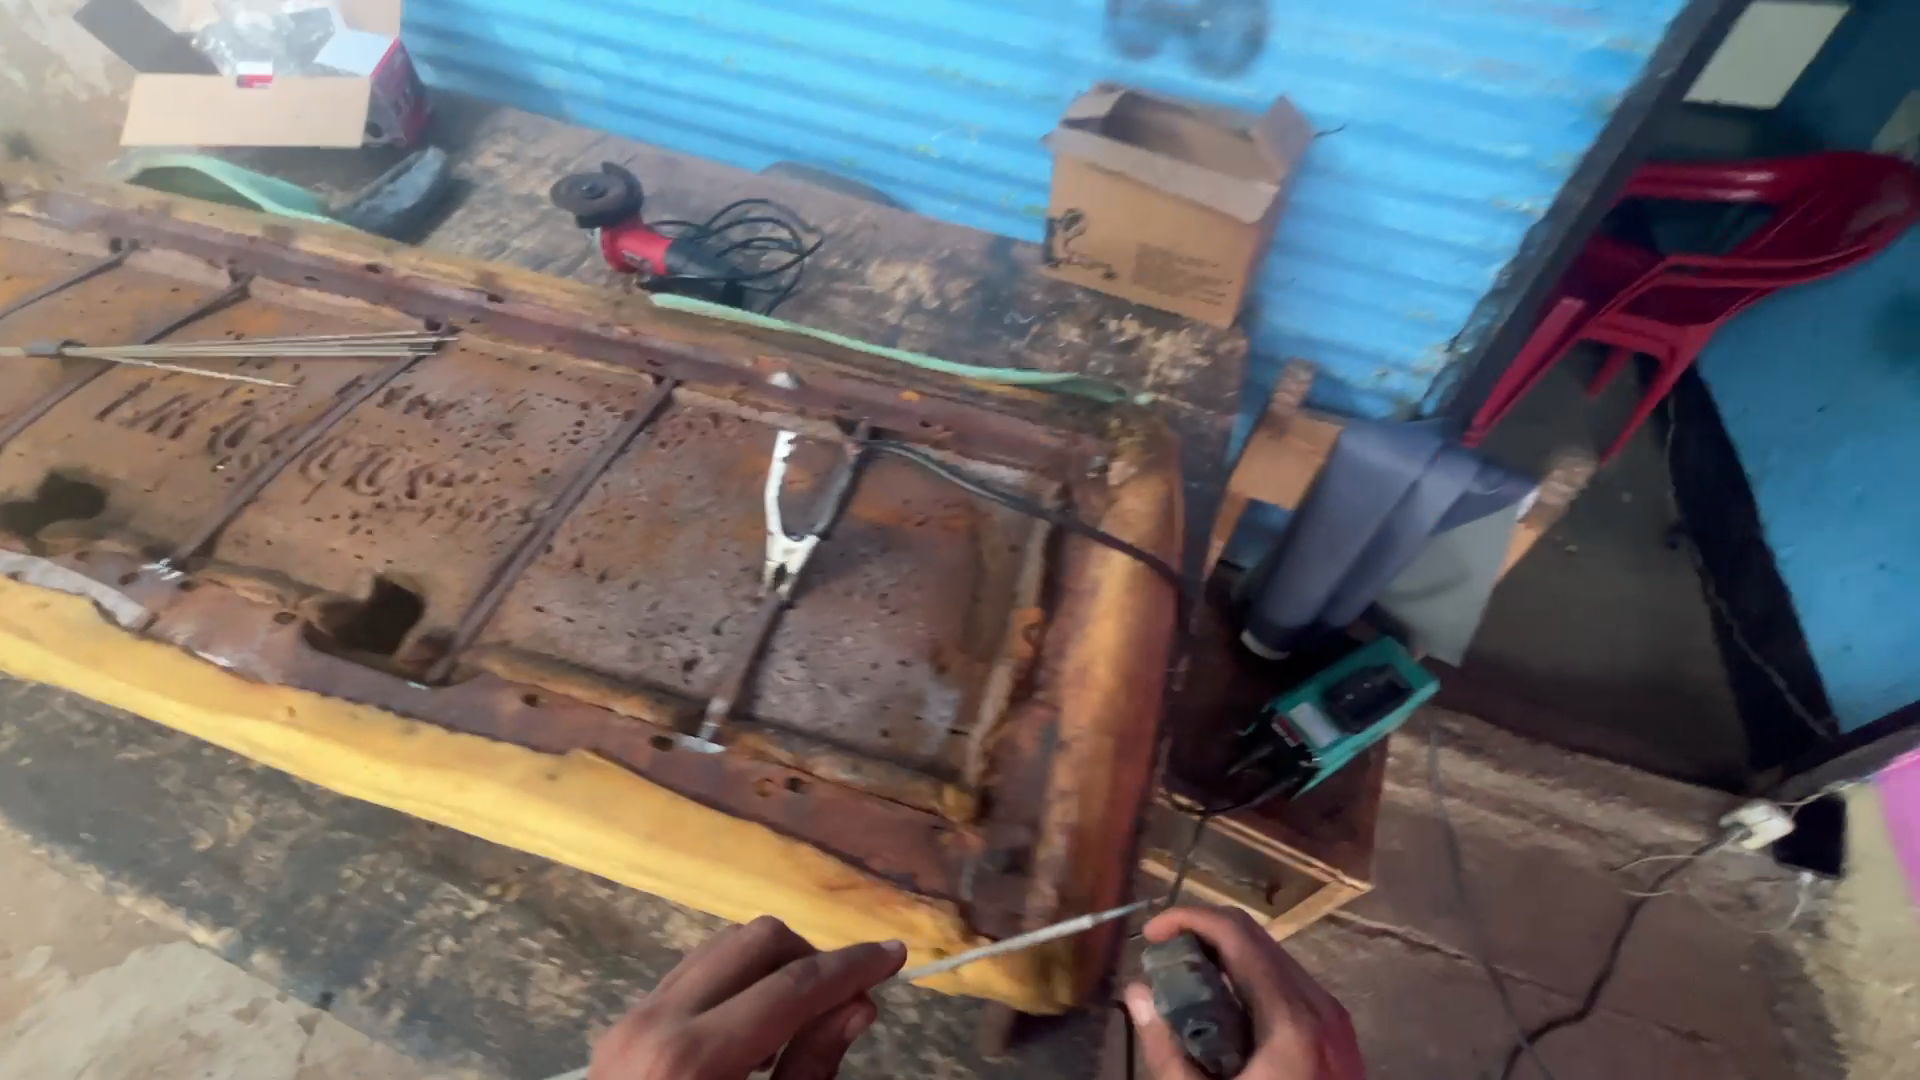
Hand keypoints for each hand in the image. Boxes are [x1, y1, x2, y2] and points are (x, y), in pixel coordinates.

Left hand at [589, 916, 905, 1079]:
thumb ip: (810, 1070)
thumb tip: (858, 1005)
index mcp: (692, 1059)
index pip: (794, 985)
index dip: (853, 966)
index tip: (896, 954)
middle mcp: (658, 1019)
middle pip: (760, 941)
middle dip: (811, 958)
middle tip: (841, 1002)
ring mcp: (632, 1018)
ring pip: (727, 945)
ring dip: (775, 966)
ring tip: (794, 1024)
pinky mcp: (622, 1025)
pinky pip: (698, 969)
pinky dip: (739, 981)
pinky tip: (751, 1032)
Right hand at [1124, 906, 1364, 1079]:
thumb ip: (1166, 1049)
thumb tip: (1136, 990)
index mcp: (1290, 1019)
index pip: (1235, 933)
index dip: (1187, 918)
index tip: (1150, 934)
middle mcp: (1319, 1006)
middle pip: (1253, 935)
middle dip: (1201, 933)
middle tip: (1161, 954)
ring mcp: (1334, 1019)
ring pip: (1271, 953)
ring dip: (1224, 952)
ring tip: (1186, 976)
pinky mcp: (1337, 1034)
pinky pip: (1286, 979)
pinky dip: (1248, 975)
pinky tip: (1224, 1004)